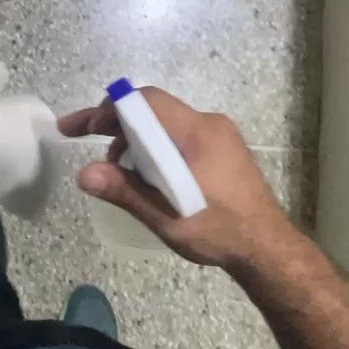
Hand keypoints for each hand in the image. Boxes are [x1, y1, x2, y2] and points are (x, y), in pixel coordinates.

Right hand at [58, 87, 302, 274]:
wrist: (267, 248)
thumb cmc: (218, 231)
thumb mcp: (167, 217)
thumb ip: (126, 192)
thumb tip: (84, 174)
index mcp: (197, 134)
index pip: (146, 101)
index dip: (109, 109)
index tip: (83, 128)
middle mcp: (209, 124)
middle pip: (151, 109)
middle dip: (113, 121)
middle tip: (81, 137)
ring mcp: (218, 134)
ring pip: (163, 122)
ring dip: (132, 137)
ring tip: (116, 169)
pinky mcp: (221, 147)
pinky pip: (177, 133)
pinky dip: (152, 145)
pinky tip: (145, 174)